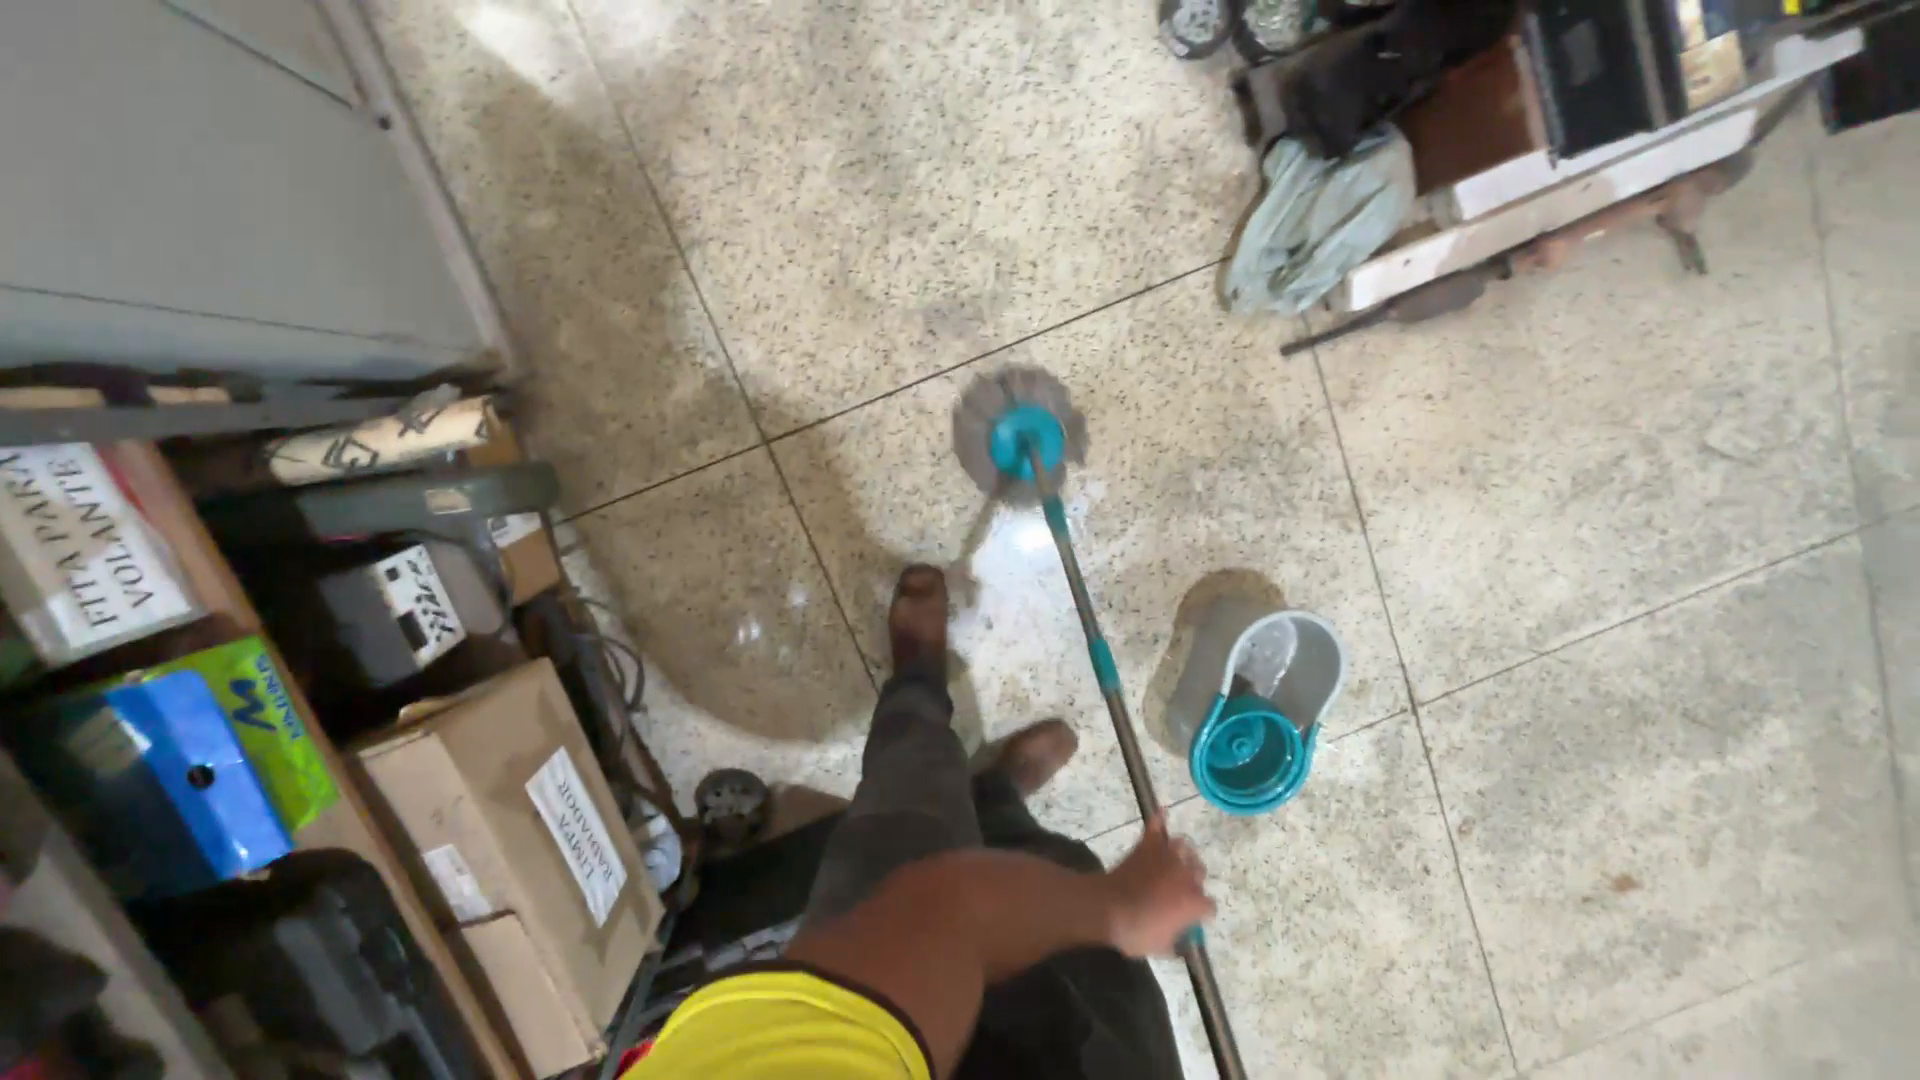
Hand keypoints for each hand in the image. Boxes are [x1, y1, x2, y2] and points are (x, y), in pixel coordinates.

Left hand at [1104, 815, 1214, 956]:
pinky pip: (1156, 826)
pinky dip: (1159, 820)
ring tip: (1175, 858)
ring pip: (1184, 847)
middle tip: (1181, 888)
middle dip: (1194, 880)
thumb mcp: (1161, 948)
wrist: (1109, 908)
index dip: (1202, 913)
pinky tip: (1161, 813)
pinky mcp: (1148, 845)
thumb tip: (1179, 945)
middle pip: (1199, 872)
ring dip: (1182, 853)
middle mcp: (1187, 876)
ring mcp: (1167, 857)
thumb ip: (1175, 944)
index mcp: (1194, 903)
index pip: (1209, 906)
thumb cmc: (1136, 932)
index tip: (1193, 917)